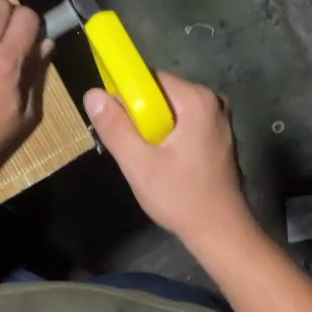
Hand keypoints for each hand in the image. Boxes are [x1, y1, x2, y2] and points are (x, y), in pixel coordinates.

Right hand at [86, 72, 249, 244]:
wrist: (219, 231)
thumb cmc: (180, 197)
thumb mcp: (139, 164)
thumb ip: (115, 128)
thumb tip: (92, 94)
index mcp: (196, 100)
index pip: (150, 80)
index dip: (126, 97)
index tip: (115, 124)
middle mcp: (213, 102)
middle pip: (161, 95)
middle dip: (139, 117)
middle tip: (130, 149)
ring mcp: (219, 120)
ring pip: (171, 112)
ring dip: (152, 130)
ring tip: (146, 160)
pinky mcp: (218, 137)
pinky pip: (183, 124)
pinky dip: (168, 138)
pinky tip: (163, 164)